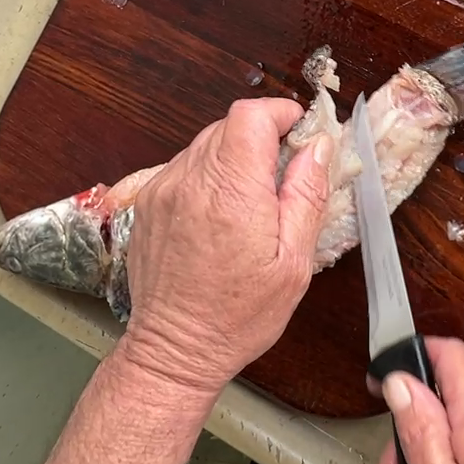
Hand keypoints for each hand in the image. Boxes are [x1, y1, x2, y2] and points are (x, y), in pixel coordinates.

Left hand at [116, 98, 330, 396]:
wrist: (173, 350)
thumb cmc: (236, 315)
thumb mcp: (292, 263)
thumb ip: (306, 195)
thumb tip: (316, 147)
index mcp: (231, 193)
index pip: (250, 115)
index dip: (279, 113)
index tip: (297, 130)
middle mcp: (190, 182)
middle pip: (228, 125)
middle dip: (261, 136)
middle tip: (283, 171)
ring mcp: (163, 190)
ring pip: (205, 143)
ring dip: (234, 155)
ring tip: (251, 197)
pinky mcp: (147, 202)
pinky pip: (184, 166)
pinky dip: (208, 174)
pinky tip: (220, 211)